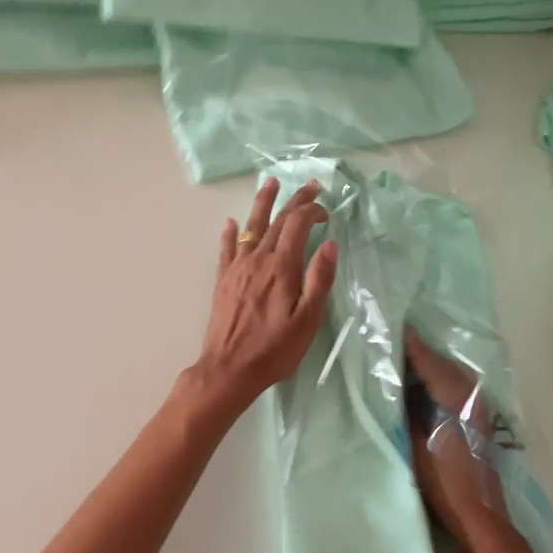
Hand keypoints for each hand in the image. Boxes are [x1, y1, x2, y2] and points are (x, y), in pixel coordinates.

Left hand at [186, 179, 338, 415]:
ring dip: (262, 204)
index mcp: (281, 267)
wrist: (228, 369)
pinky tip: (232, 223)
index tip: (326, 211)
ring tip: (270, 183)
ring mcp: (237, 269)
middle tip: (310, 185)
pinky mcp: (223, 281)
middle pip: (276, 220)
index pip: (297, 226)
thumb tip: (328, 244)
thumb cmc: (274, 350)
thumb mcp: (307, 320)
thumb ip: (318, 279)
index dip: (312, 212)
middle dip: (294, 200)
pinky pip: (227, 248)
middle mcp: (257, 260)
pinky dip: (231, 233)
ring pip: (250, 227)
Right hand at [405, 329, 512, 550]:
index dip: (412, 346)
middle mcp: (472, 398)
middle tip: (394, 339)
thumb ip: (407, 414)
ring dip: (432, 363)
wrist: (479, 514)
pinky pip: (457, 386)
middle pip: (445, 364)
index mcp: (456, 401)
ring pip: (453, 374)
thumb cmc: (444, 483)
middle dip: (422, 350)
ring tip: (405, 356)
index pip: (431, 364)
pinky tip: (423, 382)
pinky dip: (440, 377)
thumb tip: (395, 387)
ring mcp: (479, 408)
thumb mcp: (415, 447)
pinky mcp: (478, 419)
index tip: (393, 328)